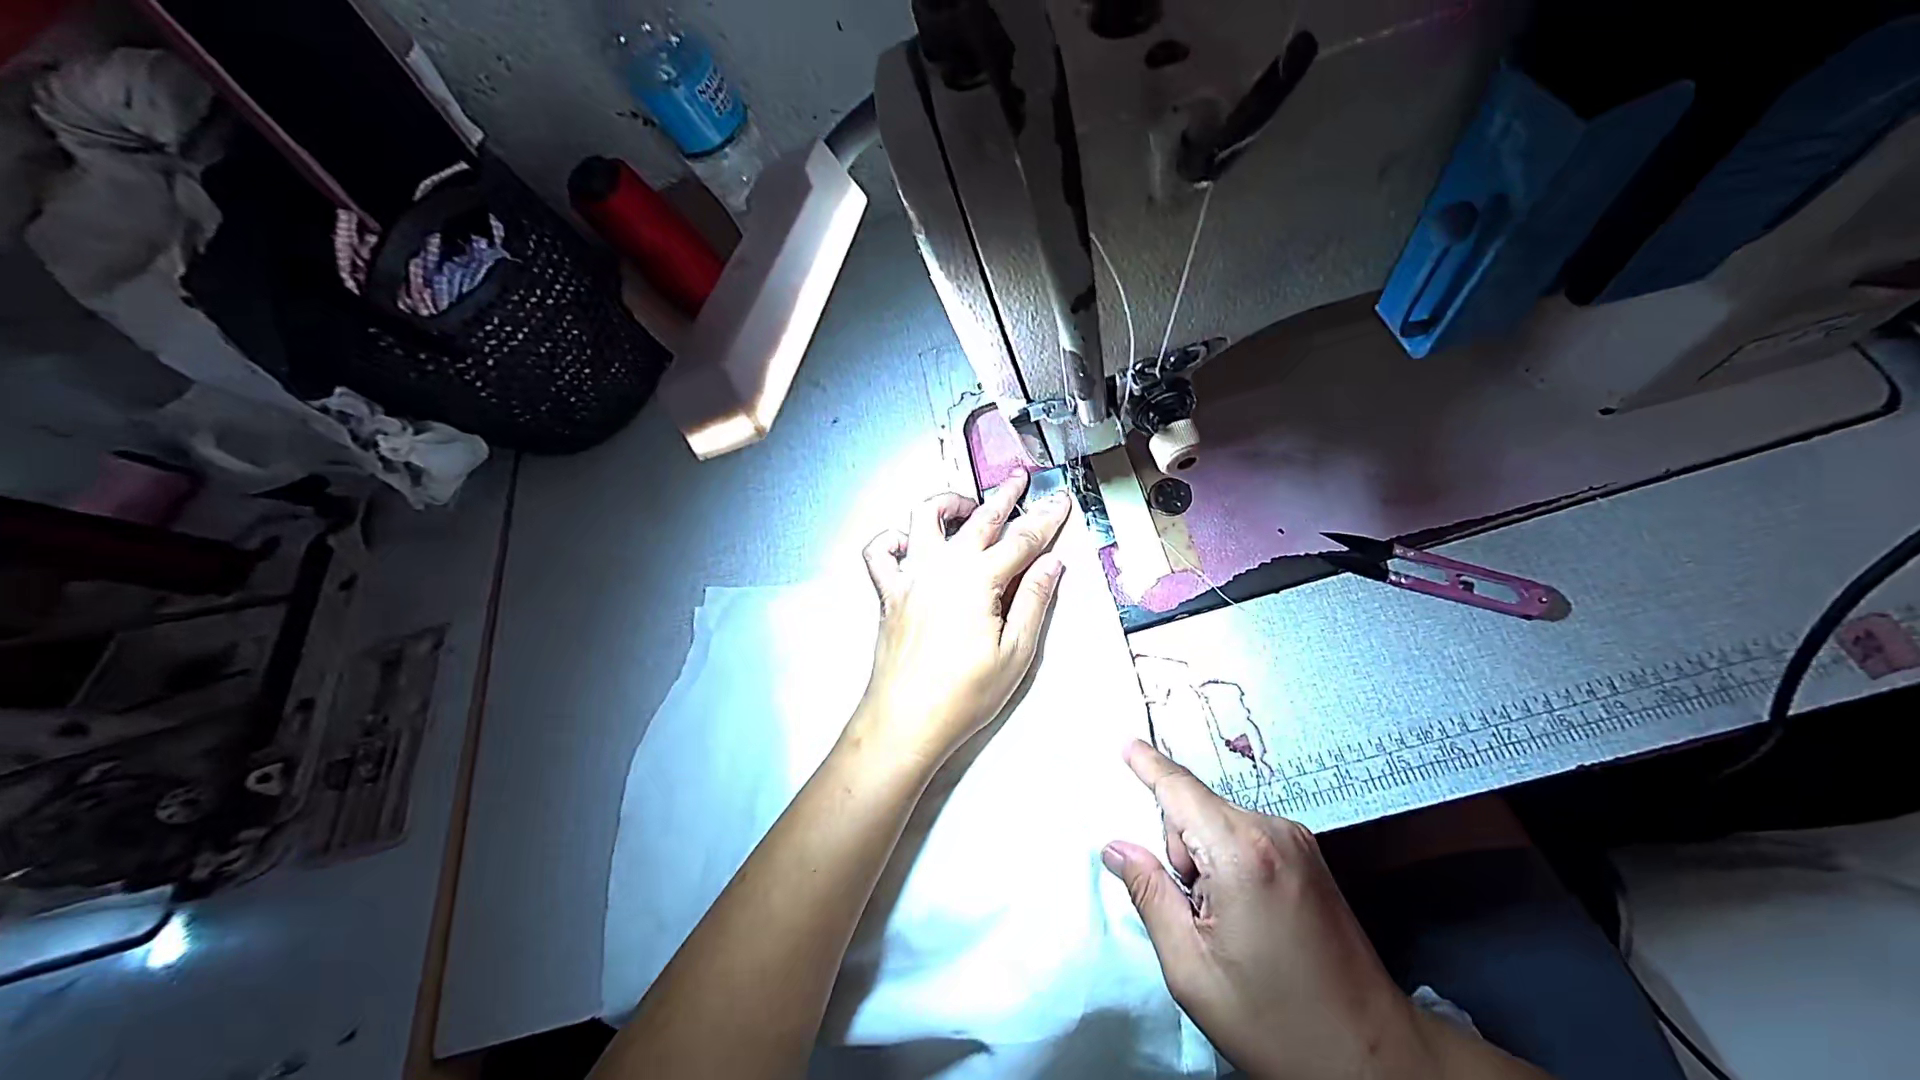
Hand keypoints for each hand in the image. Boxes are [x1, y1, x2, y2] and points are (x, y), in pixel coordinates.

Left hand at [852, 472, 1071, 767]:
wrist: (905, 721)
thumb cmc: (961, 695)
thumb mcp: (1016, 652)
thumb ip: (1033, 600)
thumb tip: (1051, 565)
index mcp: (978, 580)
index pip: (1022, 540)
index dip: (1046, 518)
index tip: (1060, 502)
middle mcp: (942, 568)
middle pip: (980, 518)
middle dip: (1004, 495)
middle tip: (1020, 481)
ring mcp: (911, 577)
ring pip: (925, 519)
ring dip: (949, 503)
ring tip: (967, 504)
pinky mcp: (890, 594)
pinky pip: (881, 552)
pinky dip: (893, 538)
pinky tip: (909, 541)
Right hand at [1103, 741, 1430, 1079]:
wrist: (1373, 1055)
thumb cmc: (1278, 1022)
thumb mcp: (1192, 968)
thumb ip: (1149, 894)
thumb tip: (1117, 848)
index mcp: (1241, 852)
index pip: (1180, 791)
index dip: (1147, 766)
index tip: (1126, 744)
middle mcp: (1273, 832)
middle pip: (1196, 809)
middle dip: (1178, 849)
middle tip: (1193, 913)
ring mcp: (1297, 842)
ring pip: (1218, 824)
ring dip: (1203, 859)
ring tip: (1224, 924)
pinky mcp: (1309, 856)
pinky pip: (1244, 836)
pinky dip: (1227, 862)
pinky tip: (1243, 914)